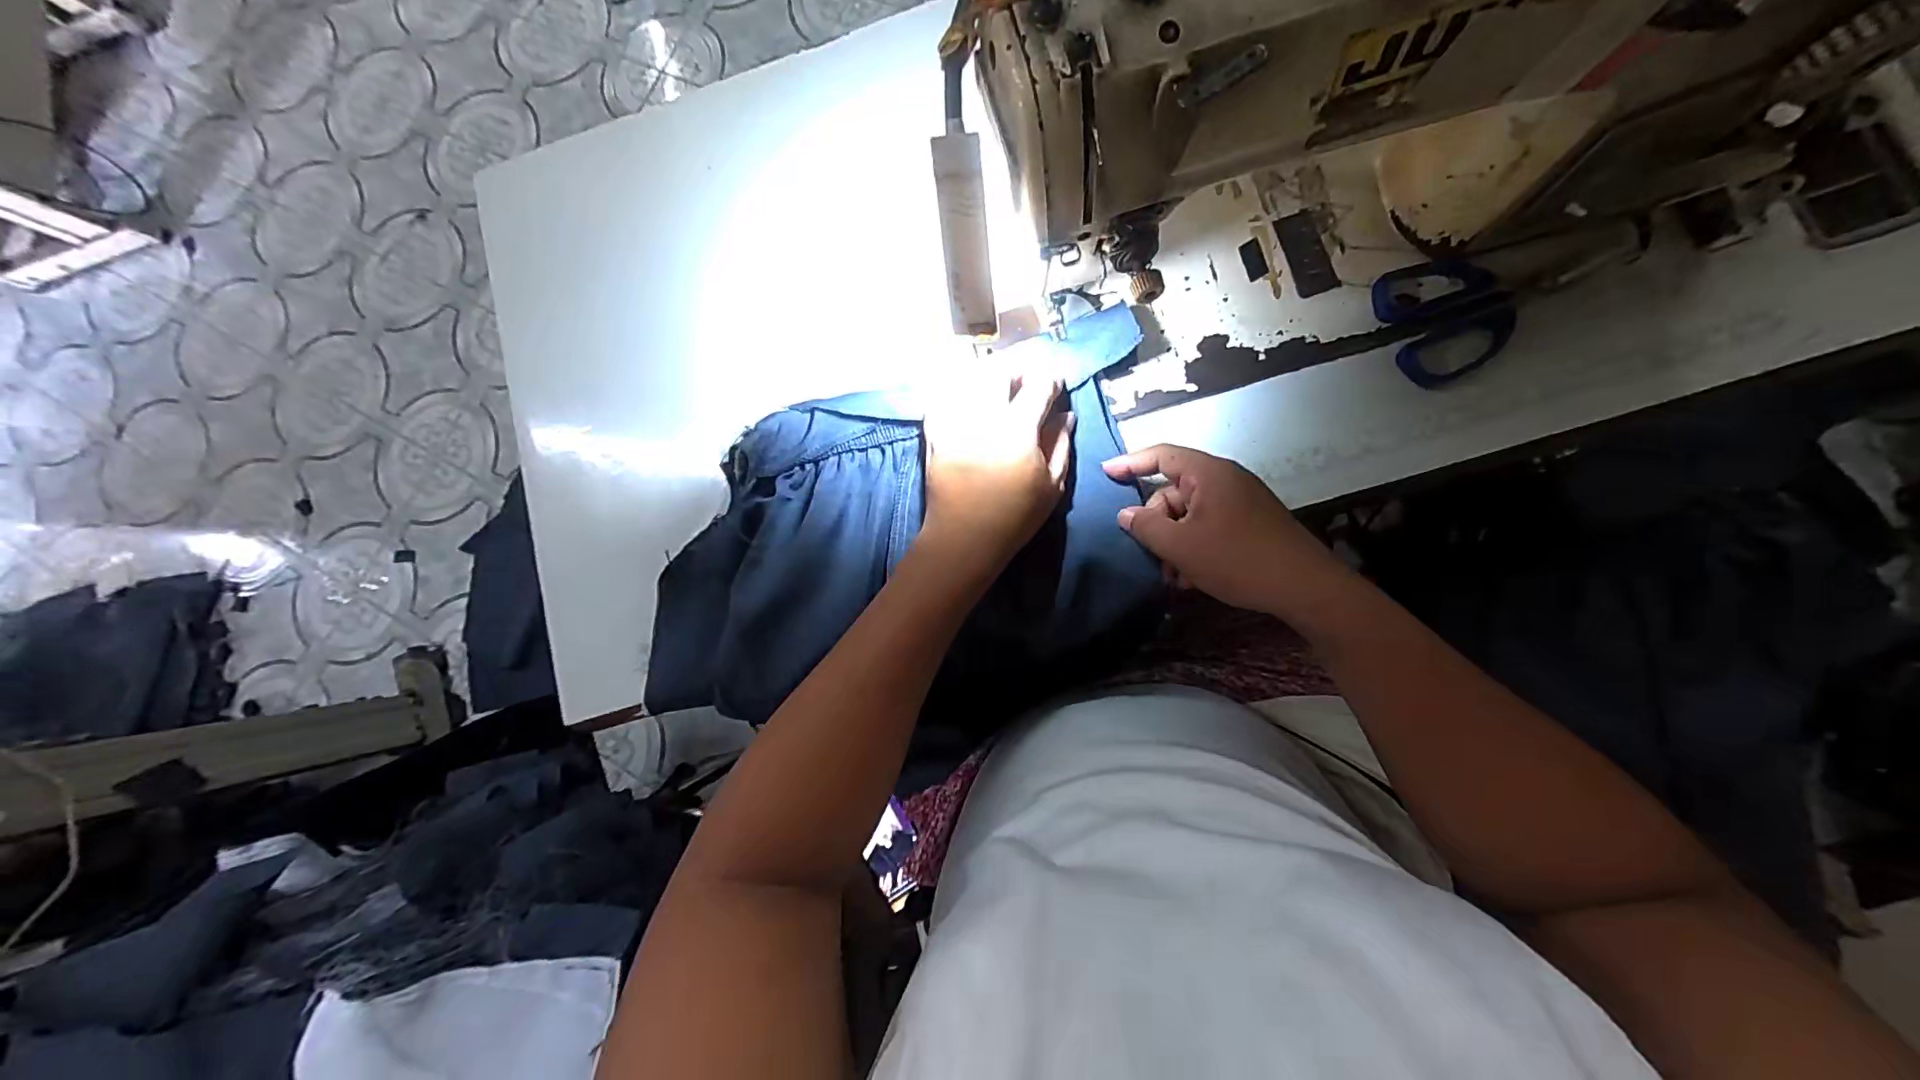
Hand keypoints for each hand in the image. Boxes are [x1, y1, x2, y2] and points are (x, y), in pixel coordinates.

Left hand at [922, 373, 1074, 566]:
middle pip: (999, 371)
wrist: (963, 538)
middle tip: (1024, 382)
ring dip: (986, 375)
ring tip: (996, 386)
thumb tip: (1065, 414)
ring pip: (968, 378)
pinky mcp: (934, 433)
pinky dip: (956, 391)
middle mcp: (984, 417)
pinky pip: (942, 398)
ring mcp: (955, 422)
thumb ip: (1060, 444)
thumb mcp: (1051, 485)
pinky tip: (966, 398)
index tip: (1055, 385)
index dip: (1051, 381)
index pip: (1038, 385)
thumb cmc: (1015, 516)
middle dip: (1015, 369)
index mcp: (1018, 429)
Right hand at [1102, 444, 1353, 622]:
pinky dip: (1195, 546)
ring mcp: (1241, 502)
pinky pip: (1210, 526)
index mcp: (1209, 474)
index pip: (1162, 455)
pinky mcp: (1251, 523)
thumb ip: (1146, 526)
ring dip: (1175, 543)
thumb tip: (1126, 514)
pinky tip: (1193, 578)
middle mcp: (1226, 480)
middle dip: (1157, 524)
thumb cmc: (1238, 560)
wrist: (1305, 587)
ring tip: (1174, 576)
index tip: (1105, 472)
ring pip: (1190, 515)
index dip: (1130, 462)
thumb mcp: (1181, 546)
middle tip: (1150, 556)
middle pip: (1174, 491)